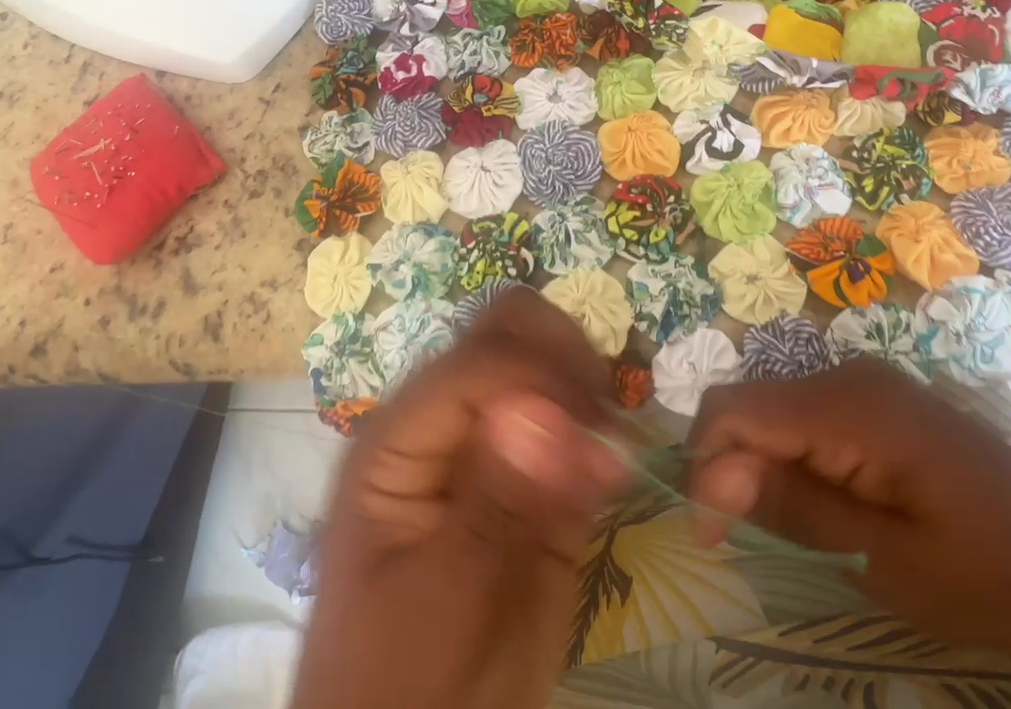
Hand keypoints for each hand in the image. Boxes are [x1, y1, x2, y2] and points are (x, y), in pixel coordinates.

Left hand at [291, 288, 623, 708]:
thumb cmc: (407, 681)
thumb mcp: (444, 596)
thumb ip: (495, 500)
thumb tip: (546, 408)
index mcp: (400, 437)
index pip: (477, 363)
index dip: (544, 378)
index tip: (602, 432)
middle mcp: (444, 424)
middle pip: (507, 336)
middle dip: (567, 363)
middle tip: (606, 430)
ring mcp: (491, 448)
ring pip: (547, 367)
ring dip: (590, 392)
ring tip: (609, 458)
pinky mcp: (534, 482)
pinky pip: (574, 428)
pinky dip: (600, 435)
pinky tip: (610, 474)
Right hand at [686, 359, 1010, 708]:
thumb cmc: (992, 575)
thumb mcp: (883, 560)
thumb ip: (792, 507)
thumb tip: (707, 475)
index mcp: (850, 407)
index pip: (731, 410)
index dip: (705, 468)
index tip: (717, 538)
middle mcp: (850, 377)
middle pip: (747, 407)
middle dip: (730, 471)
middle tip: (757, 545)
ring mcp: (868, 386)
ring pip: (771, 414)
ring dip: (760, 471)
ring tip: (796, 534)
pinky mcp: (880, 405)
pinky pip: (805, 421)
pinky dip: (793, 463)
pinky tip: (824, 510)